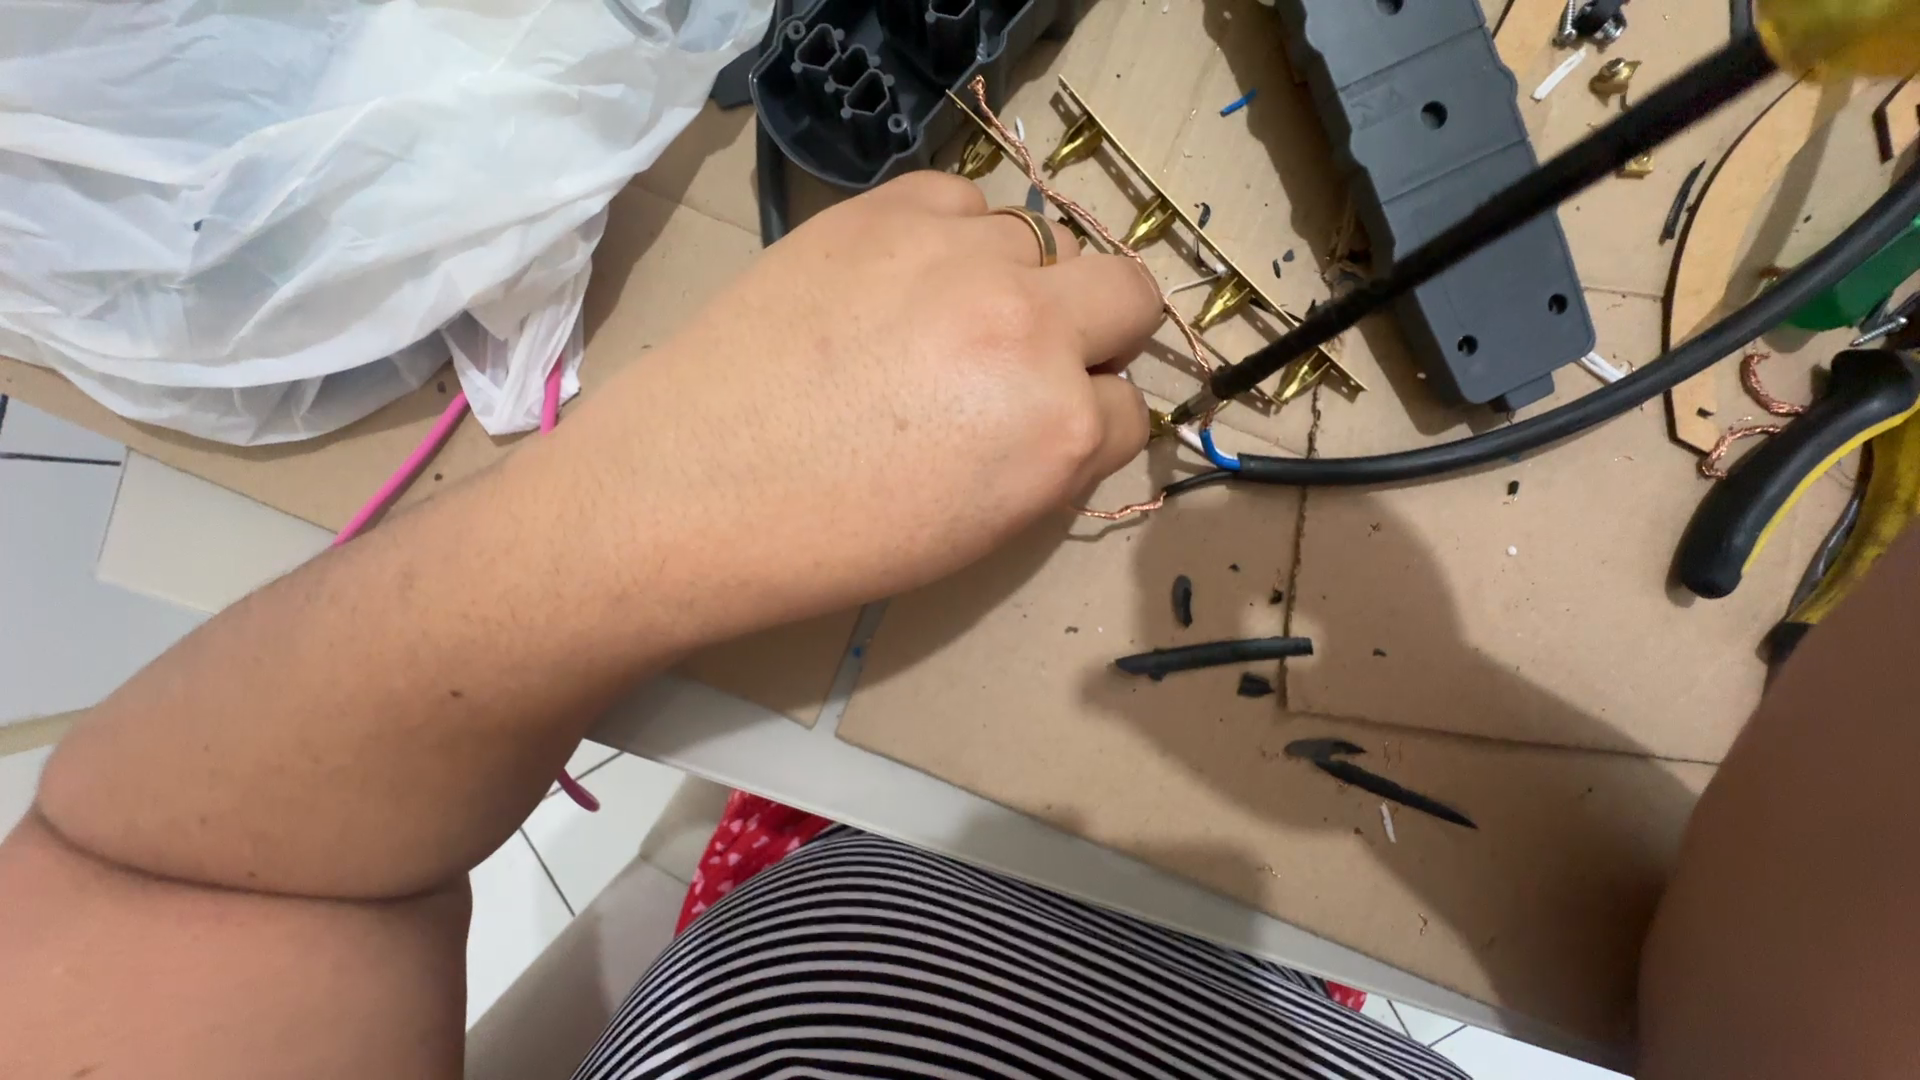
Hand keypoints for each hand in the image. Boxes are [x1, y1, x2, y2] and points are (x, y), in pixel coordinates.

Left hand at [565, 171, 1163, 636]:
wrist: (695, 491)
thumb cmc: (838, 543)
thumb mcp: (980, 530)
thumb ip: (1050, 463)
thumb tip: (1074, 413)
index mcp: (1058, 433)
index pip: (1134, 410)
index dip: (1094, 424)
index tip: (1051, 430)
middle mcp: (1030, 329)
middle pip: (1130, 294)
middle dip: (1101, 334)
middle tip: (1033, 361)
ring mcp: (958, 256)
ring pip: (1039, 245)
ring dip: (1011, 286)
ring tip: (935, 326)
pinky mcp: (885, 210)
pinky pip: (963, 204)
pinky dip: (949, 244)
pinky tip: (897, 287)